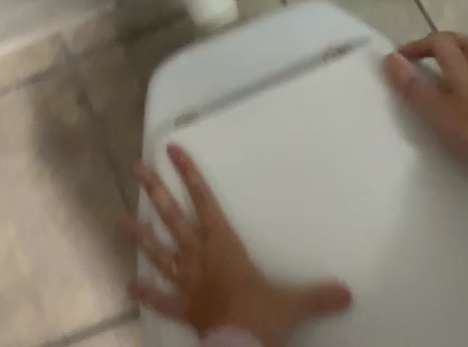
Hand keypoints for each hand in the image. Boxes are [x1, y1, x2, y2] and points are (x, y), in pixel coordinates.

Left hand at [129, 144, 351, 346]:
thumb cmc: (263, 318)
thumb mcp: (293, 304)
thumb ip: (317, 294)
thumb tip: (347, 291)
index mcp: (223, 245)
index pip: (205, 201)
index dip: (190, 174)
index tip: (173, 150)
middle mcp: (200, 256)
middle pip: (173, 217)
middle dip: (156, 191)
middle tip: (137, 167)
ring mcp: (187, 281)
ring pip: (159, 251)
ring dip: (140, 235)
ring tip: (119, 218)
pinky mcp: (183, 307)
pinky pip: (162, 299)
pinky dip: (146, 294)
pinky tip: (129, 287)